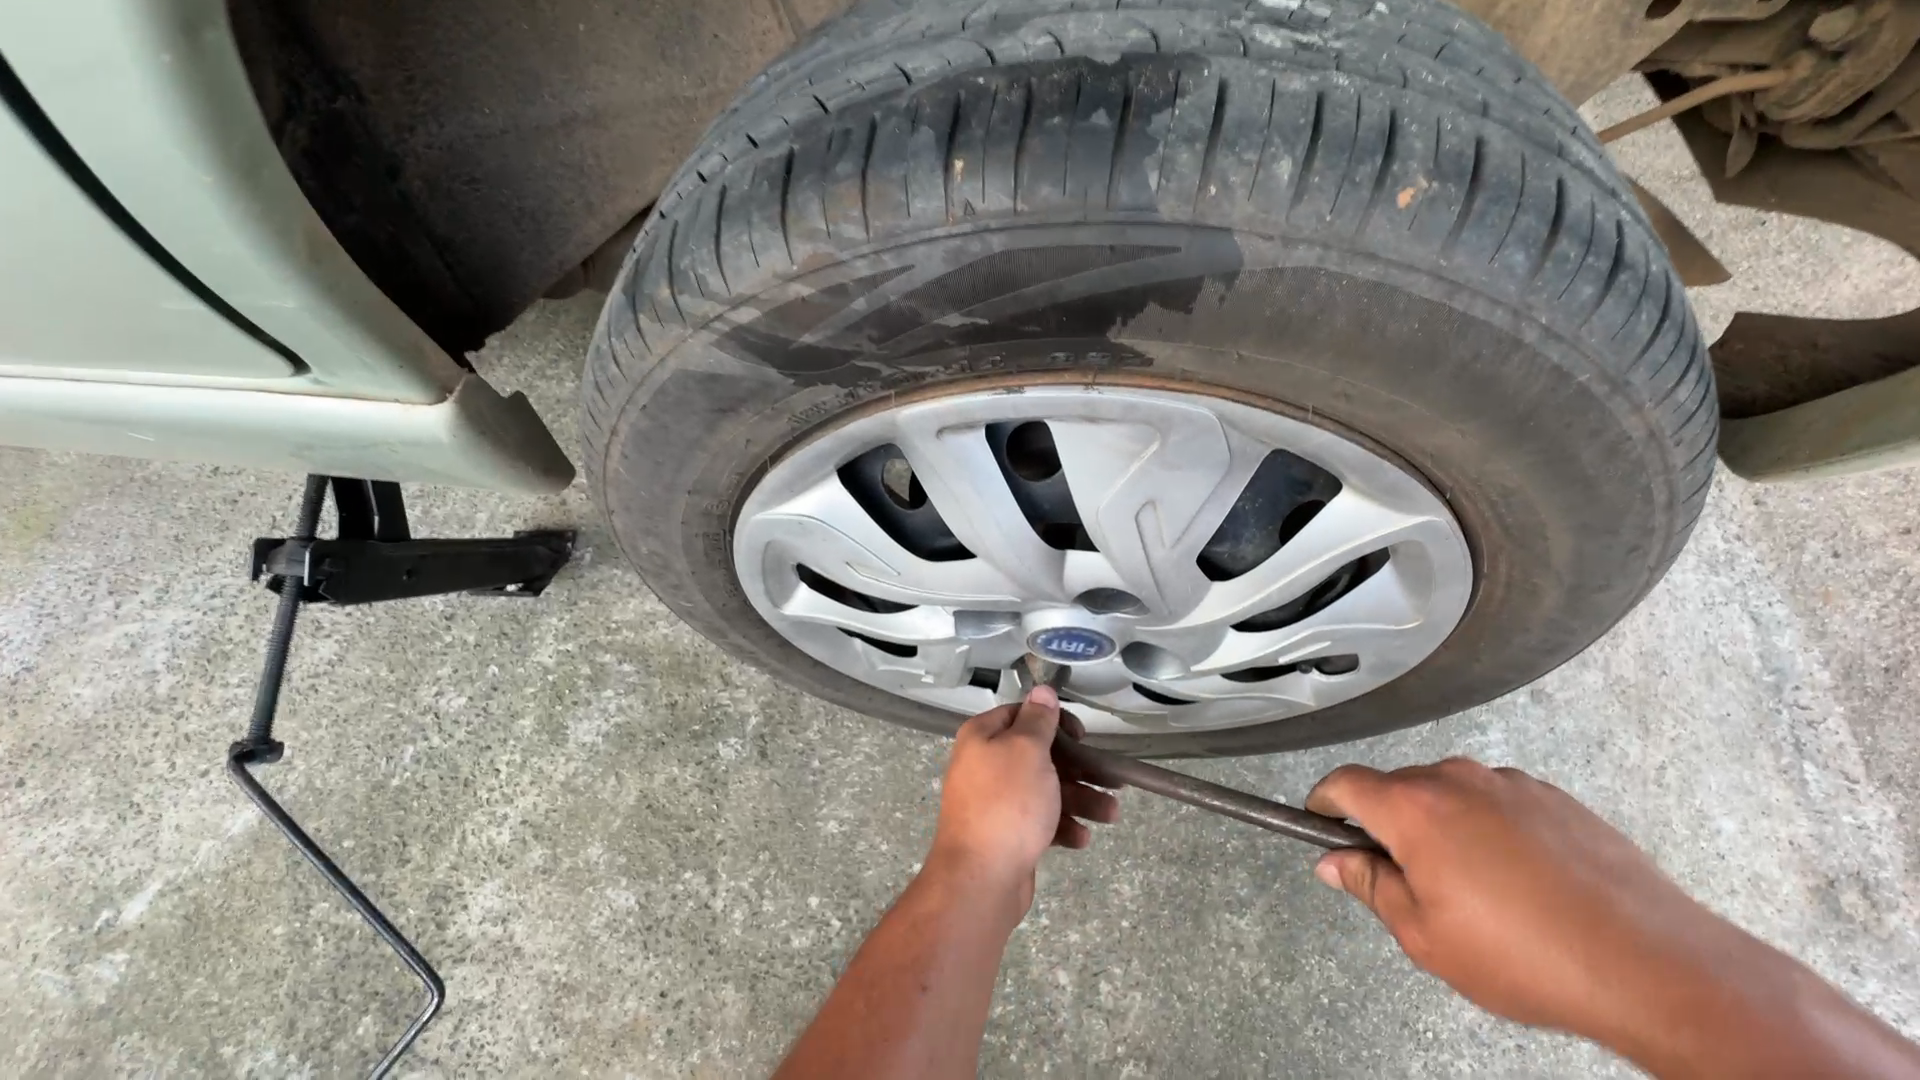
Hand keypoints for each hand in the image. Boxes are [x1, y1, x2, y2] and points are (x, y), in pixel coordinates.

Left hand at [926, 686, 1119, 914]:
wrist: (981, 877)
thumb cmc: (1007, 803)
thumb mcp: (1028, 750)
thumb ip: (1039, 720)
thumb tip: (1041, 689)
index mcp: (983, 737)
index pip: (1022, 714)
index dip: (1054, 721)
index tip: (1082, 735)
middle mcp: (985, 765)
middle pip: (1039, 756)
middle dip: (1078, 767)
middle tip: (1111, 778)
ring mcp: (996, 802)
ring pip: (1045, 790)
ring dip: (1080, 799)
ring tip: (1111, 813)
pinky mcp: (1007, 834)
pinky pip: (1040, 821)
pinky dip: (1062, 826)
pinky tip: (1081, 838)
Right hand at [1304, 759, 1771, 1052]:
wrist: (1651, 965)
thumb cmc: (1528, 957)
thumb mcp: (1424, 935)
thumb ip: (1370, 886)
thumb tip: (1333, 861)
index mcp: (1413, 809)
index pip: (1343, 784)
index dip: (1323, 802)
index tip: (1322, 823)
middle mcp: (1455, 780)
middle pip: (1396, 787)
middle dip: (1387, 823)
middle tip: (1405, 879)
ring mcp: (1509, 784)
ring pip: (1448, 793)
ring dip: (1441, 825)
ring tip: (1473, 887)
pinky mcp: (1555, 797)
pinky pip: (1498, 801)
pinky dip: (1489, 827)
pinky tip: (1518, 879)